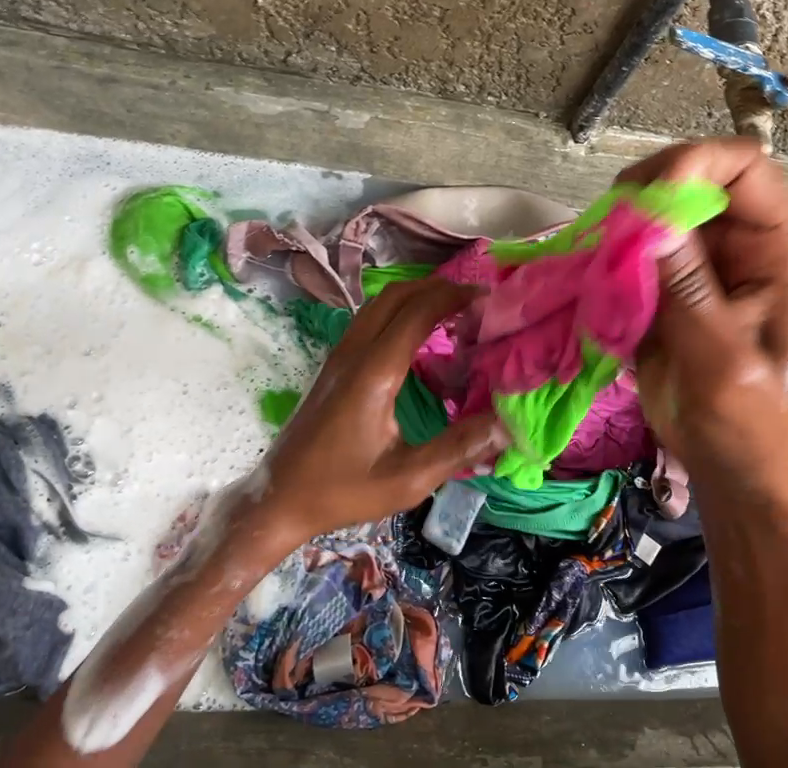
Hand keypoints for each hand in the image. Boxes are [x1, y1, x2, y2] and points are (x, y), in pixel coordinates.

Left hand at [252, 279, 508, 546]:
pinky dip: (400, 313)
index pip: (417, 312)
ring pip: (380, 304)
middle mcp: (354, 353)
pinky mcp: (334, 365)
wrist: (280, 498)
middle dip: (439, 289)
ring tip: (454, 312)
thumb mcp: (408, 480)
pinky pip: (370, 320)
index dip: (454, 298)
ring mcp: (340, 355)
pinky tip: (421, 337)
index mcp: (374, 373)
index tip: (489, 299)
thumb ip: (459, 448)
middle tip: (476, 301)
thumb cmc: (344, 490)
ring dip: (418, 297)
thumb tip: (507, 424)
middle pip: (397, 295)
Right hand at [619, 138, 787, 508]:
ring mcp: (715, 262)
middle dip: (649, 190)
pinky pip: (647, 245)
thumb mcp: (723, 362)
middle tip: (607, 223)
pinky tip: (599, 271)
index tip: (639, 197)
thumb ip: (688, 288)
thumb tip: (652, 214)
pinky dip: (618, 251)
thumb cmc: (751, 427)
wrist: (741, 474)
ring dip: (627, 221)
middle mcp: (752, 243)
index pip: (745, 166)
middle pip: (699, 177)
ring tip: (598, 250)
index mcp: (784, 251)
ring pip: (665, 208)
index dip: (691, 164)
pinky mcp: (683, 284)